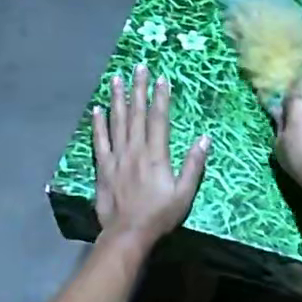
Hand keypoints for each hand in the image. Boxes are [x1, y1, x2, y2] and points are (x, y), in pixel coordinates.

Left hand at [92, 65, 210, 244]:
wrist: (128, 233)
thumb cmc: (160, 215)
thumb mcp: (184, 193)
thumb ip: (193, 165)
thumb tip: (204, 138)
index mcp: (156, 155)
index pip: (159, 119)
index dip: (161, 97)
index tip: (162, 78)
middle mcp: (135, 150)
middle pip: (137, 114)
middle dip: (138, 89)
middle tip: (138, 67)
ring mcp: (116, 157)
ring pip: (117, 122)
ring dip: (117, 99)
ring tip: (116, 79)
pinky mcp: (103, 167)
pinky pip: (99, 140)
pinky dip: (98, 124)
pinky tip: (97, 109)